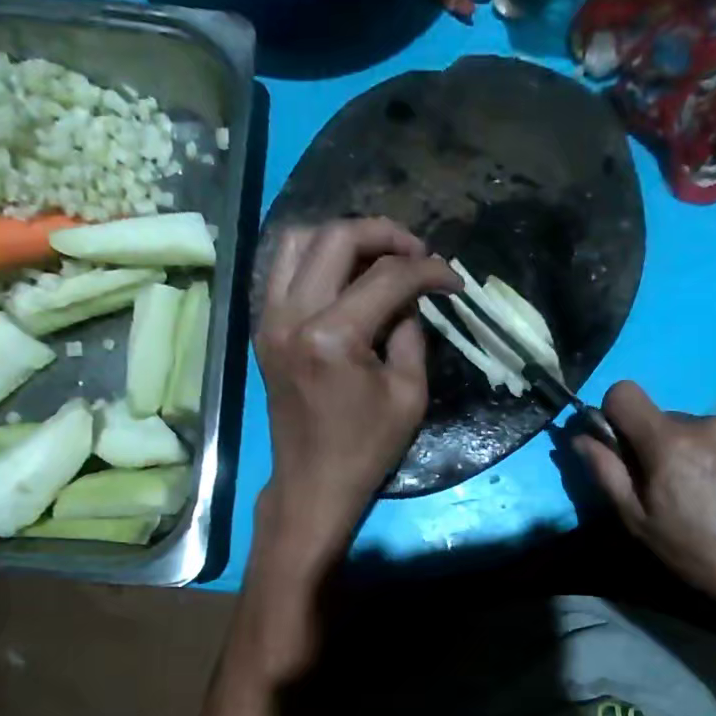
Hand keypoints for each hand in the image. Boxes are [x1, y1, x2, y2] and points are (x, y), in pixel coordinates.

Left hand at [256, 219, 458, 568]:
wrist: (312, 481)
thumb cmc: (366, 447)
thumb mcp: (409, 392)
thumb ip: (410, 331)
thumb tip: (408, 294)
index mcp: (332, 337)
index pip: (387, 276)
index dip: (429, 270)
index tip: (453, 280)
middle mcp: (292, 316)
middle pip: (336, 237)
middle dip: (384, 234)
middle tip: (416, 253)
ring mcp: (269, 319)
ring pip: (298, 241)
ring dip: (343, 238)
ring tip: (377, 256)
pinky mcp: (262, 328)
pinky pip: (281, 269)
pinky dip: (314, 258)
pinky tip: (344, 275)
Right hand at [572, 381, 715, 632]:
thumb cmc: (698, 551)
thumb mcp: (638, 521)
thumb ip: (606, 472)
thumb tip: (580, 436)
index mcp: (668, 443)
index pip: (625, 393)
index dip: (617, 414)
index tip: (625, 443)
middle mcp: (709, 423)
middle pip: (668, 418)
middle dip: (665, 444)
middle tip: (678, 485)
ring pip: (706, 428)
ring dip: (703, 448)